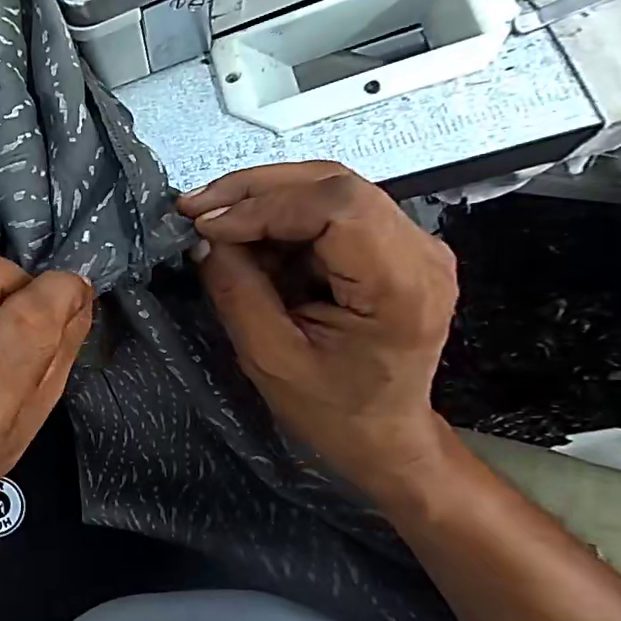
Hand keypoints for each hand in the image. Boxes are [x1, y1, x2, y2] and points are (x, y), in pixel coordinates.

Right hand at [178, 162, 458, 498]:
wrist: (386, 436)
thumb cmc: (334, 413)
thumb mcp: (271, 359)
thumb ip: (237, 290)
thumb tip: (206, 236)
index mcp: (402, 286)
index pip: (336, 207)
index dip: (264, 205)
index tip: (206, 224)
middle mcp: (423, 252)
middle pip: (335, 184)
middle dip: (257, 191)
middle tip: (198, 209)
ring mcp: (418, 244)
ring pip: (332, 189)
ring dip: (267, 200)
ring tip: (215, 222)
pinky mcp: (401, 246)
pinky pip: (336, 211)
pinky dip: (285, 217)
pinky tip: (250, 237)